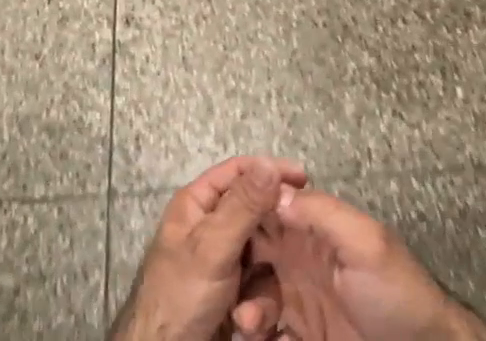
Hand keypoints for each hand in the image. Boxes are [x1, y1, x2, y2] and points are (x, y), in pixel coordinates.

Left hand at [110, 157, 308, 340]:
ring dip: (265, 285)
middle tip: (298, 248)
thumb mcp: (212, 247)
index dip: (269, 170)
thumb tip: (269, 163)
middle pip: (257, 214)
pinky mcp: (235, 290)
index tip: (304, 180)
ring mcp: (224, 260)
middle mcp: (211, 226)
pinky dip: (260, 305)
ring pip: (265, 254)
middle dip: (275, 240)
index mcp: (197, 204)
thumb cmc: (182, 295)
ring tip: (252, 312)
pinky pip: (262, 285)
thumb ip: (242, 206)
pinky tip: (249, 323)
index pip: (238, 171)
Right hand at [232, 188, 485, 340]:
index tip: (219, 225)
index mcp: (314, 227)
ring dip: (243, 302)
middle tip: (225, 282)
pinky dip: (252, 329)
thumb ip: (323, 214)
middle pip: (250, 248)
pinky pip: (262, 325)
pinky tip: (255, 335)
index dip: (241, 210)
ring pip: (251, 289)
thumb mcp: (367, 244)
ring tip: (250, 323)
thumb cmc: (398, 294)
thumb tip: (274, 194)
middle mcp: (299, 256)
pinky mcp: (298, 330)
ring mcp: (297, 295)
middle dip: (232, 262)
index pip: (267, 206)